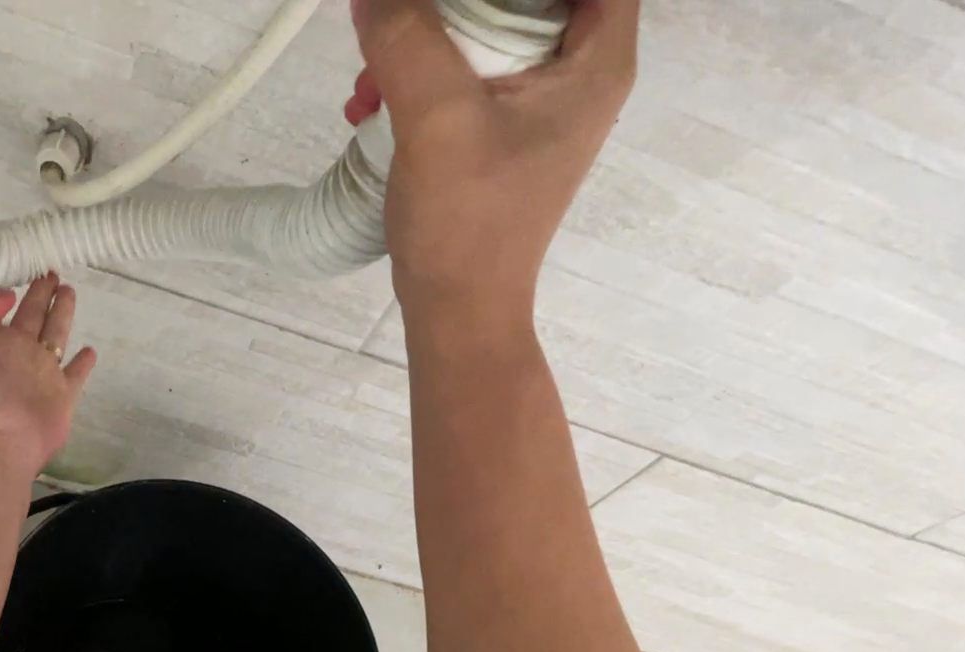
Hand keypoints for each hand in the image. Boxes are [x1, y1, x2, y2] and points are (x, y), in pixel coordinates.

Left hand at [0, 273, 97, 478]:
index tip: (26, 260)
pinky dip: (84, 362)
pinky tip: (90, 350)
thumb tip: (9, 294)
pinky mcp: (63, 394)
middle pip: (34, 314)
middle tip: (52, 271)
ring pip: (57, 336)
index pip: (5, 302)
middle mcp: (19, 352)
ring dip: (63, 315)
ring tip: (70, 291)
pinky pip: (76, 373)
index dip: (14, 281)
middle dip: (42, 293)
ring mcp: (43, 373)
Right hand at [348, 0, 638, 324]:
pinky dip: (416, 83)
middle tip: (396, 27)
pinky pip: (460, 80)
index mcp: (594, 59)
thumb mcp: (436, 120)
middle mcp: (576, 74)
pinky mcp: (497, 137)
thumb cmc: (465, 222)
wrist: (456, 308)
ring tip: (370, 83)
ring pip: (484, 34)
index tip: (449, 2)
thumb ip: (406, 40)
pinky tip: (371, 107)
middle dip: (446, 9)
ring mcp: (535, 109)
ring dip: (421, 45)